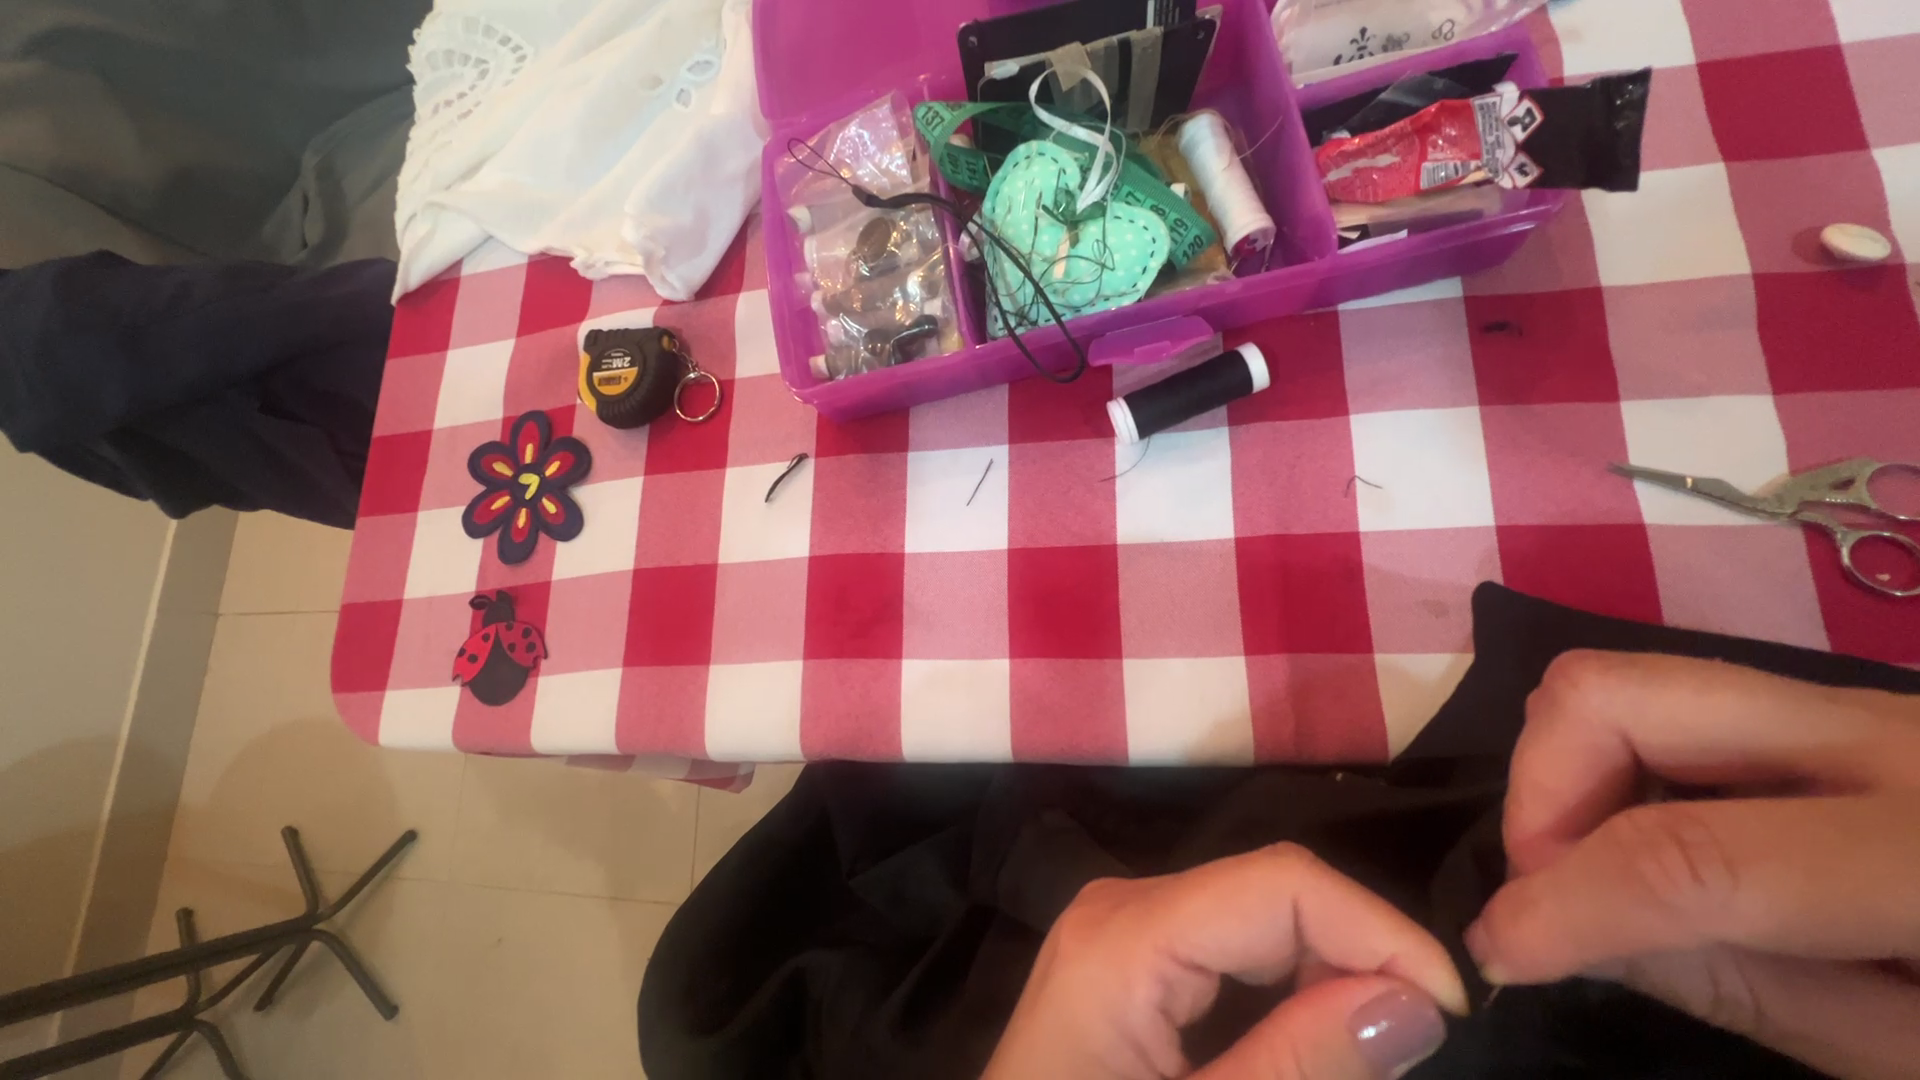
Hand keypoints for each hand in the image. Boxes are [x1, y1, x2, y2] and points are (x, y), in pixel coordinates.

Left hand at [982, 844, 1467, 1079]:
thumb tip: (1416, 1001)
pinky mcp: (1127, 951)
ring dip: (1327, 967)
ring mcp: (1119, 923)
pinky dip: (1284, 979)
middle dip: (1357, 951)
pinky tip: (1311, 1032)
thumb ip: (1302, 1062)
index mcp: (1125, 935)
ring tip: (1371, 1044)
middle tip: (1414, 1043)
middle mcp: (1121, 903)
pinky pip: (1225, 940)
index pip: (1279, 882)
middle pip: (1268, 890)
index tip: (1448, 1015)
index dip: (1378, 931)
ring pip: (1254, 911)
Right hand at [1467, 651, 1919, 1079]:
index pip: (1693, 856)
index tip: (1495, 952)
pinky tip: (1648, 841)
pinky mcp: (1825, 707)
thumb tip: (1564, 937)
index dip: (1566, 903)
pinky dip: (1606, 769)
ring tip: (1593, 865)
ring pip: (1620, 684)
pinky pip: (1658, 708)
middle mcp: (1887, 733)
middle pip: (1614, 694)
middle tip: (1550, 882)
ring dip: (1563, 774)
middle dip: (1539, 789)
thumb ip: (1743, 989)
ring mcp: (1854, 701)